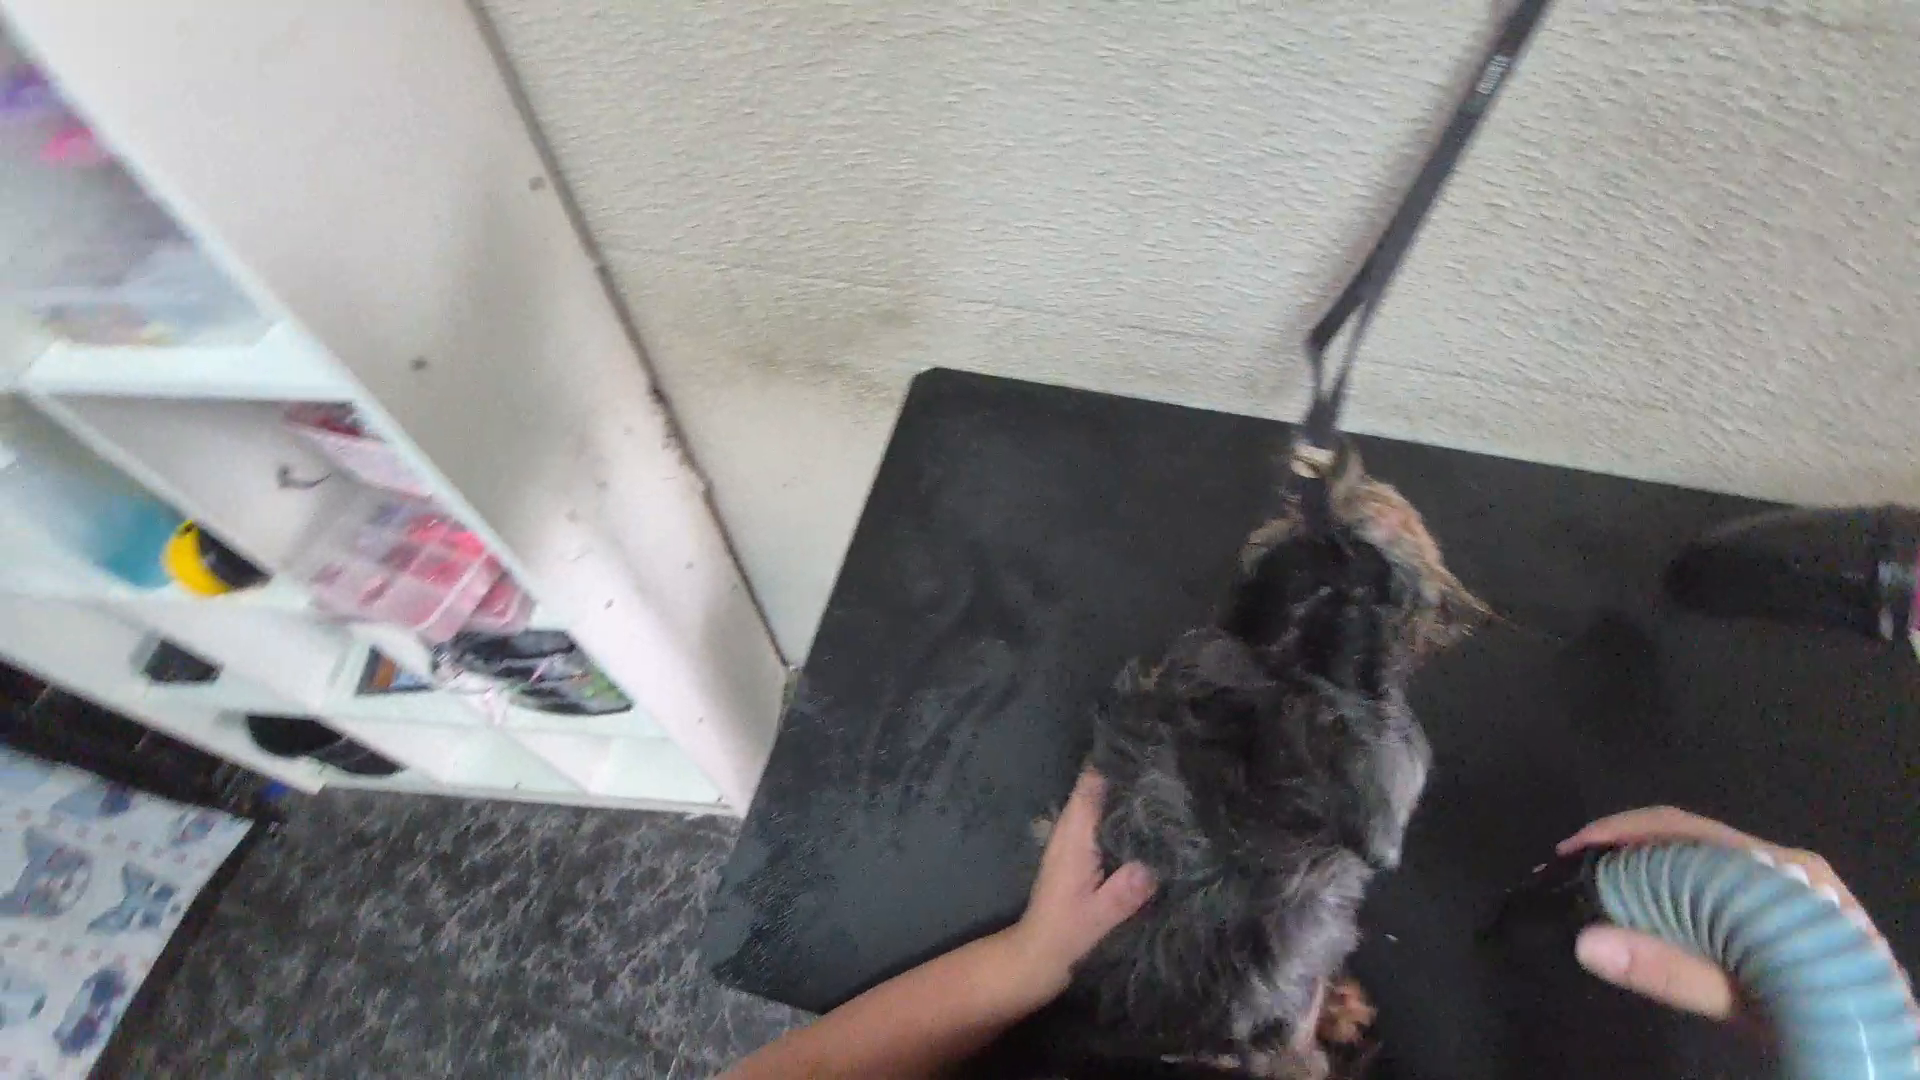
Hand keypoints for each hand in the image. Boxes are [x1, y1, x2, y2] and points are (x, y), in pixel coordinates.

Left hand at [993, 769, 1156, 1005]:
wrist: (1037, 955)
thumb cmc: (1065, 934)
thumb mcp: (1099, 917)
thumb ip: (1124, 892)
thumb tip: (1153, 863)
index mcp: (1074, 837)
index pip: (1088, 786)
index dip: (1109, 763)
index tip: (1139, 746)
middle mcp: (1070, 830)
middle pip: (1094, 788)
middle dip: (1121, 773)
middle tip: (1160, 758)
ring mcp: (1072, 841)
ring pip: (1096, 803)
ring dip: (1120, 791)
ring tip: (1157, 778)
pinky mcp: (1077, 853)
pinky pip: (1098, 820)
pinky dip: (1116, 812)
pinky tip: (1142, 816)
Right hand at [1558, 806, 1906, 1021]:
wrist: (1880, 1053)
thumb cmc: (1819, 1020)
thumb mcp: (1748, 1002)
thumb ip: (1674, 972)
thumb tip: (1583, 943)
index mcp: (1782, 870)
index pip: (1682, 827)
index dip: (1616, 832)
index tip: (1566, 852)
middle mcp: (1779, 864)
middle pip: (1679, 836)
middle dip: (1615, 847)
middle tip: (1566, 869)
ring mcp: (1778, 881)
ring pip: (1687, 854)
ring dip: (1632, 864)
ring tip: (1588, 881)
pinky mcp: (1769, 902)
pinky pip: (1701, 874)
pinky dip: (1657, 880)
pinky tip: (1634, 898)